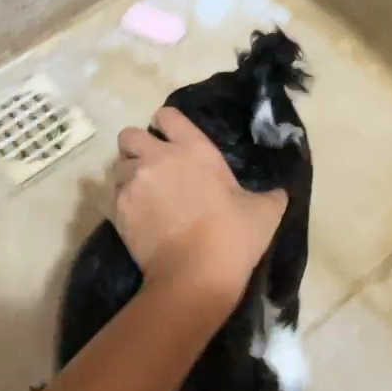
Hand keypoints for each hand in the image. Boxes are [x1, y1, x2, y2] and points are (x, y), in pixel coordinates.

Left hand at [111, 107, 286, 304]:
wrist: (195, 275)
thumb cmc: (233, 238)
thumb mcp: (265, 212)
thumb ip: (270, 195)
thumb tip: (280, 193)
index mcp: (193, 149)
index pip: (167, 115)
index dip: (166, 125)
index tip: (171, 142)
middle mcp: (158, 157)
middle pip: (129, 135)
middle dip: (136, 148)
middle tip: (152, 170)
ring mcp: (134, 182)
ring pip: (117, 167)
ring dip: (128, 177)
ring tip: (143, 199)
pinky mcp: (118, 209)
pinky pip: (111, 196)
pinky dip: (120, 204)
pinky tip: (136, 220)